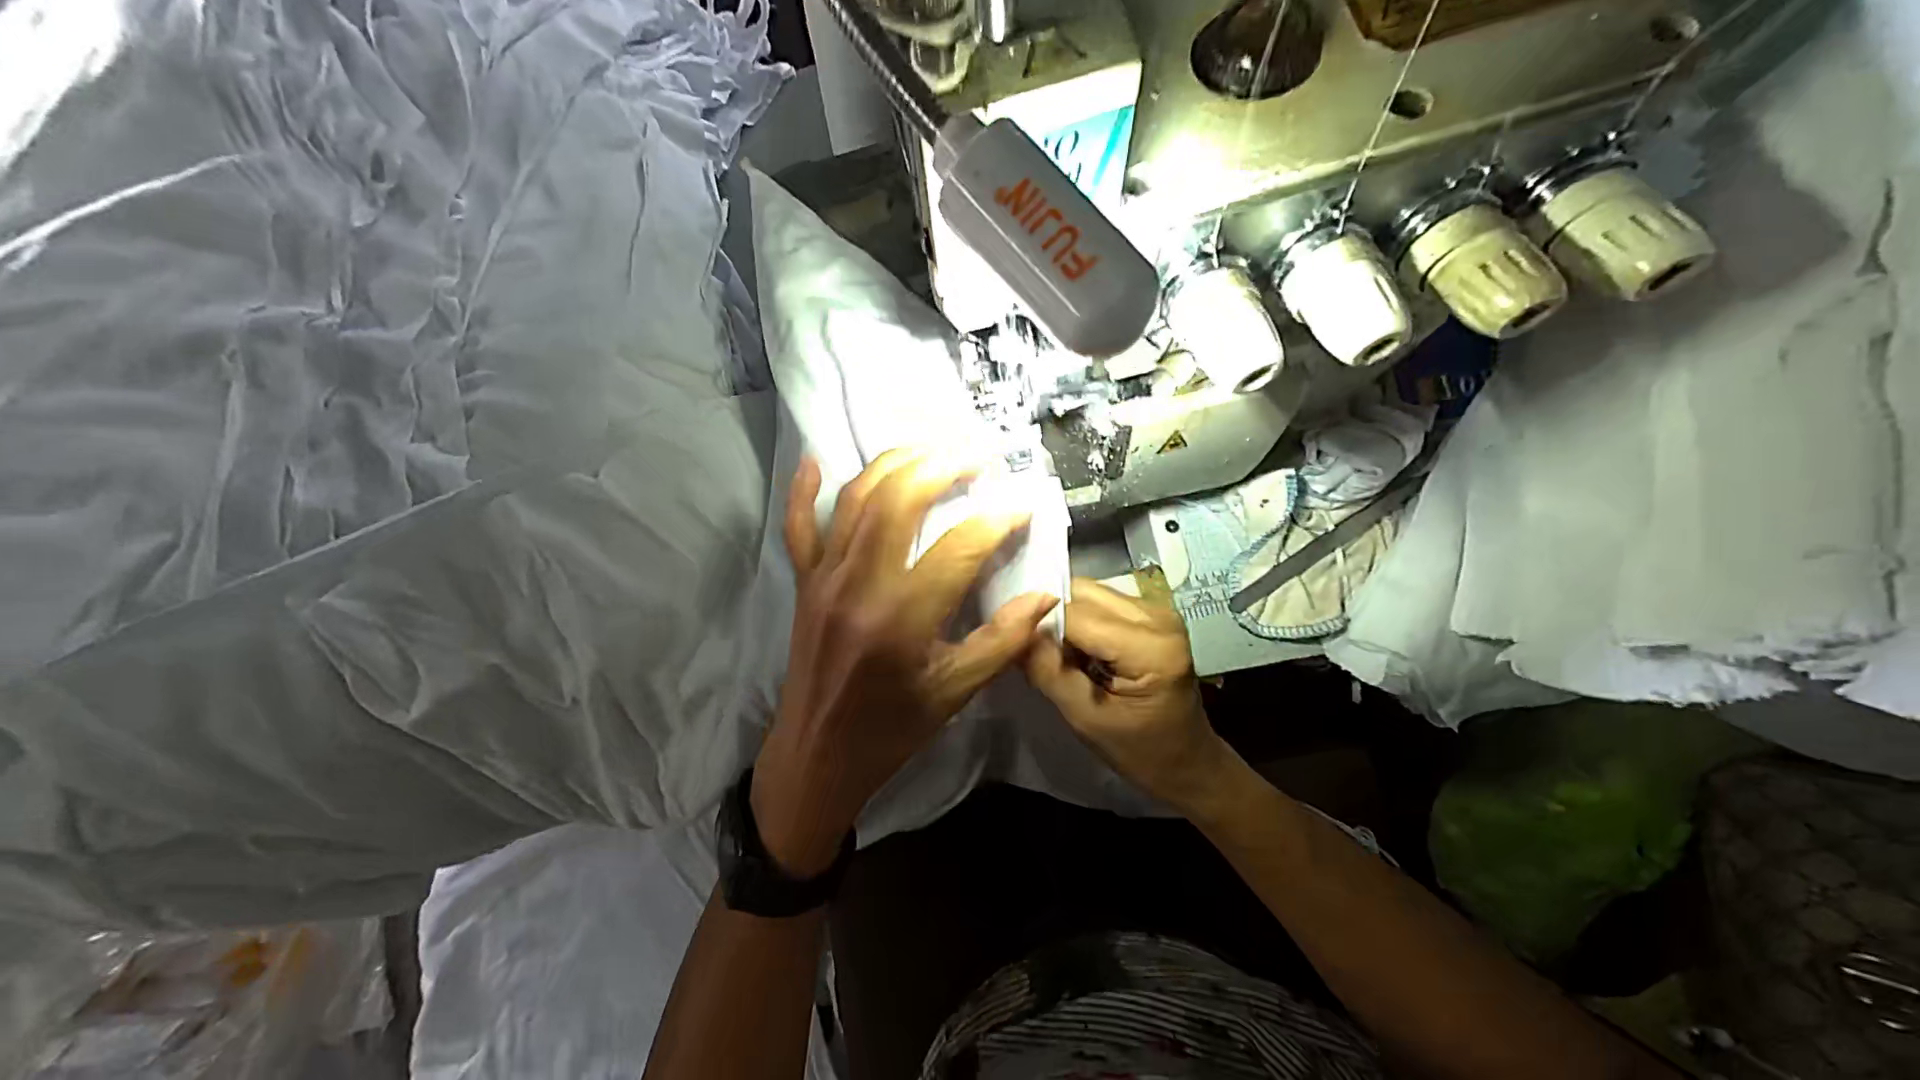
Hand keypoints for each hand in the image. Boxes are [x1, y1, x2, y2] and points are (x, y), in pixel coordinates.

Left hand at [754, 450, 1058, 875]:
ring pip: (854, 500)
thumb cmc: (892, 729)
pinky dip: (804, 490)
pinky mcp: (804, 583)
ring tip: (929, 447)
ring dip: (892, 464)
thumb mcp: (955, 693)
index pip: (959, 546)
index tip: (1023, 506)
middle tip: (977, 453)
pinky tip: (817, 458)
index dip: (998, 519)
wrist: (817, 753)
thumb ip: (1003, 642)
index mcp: (903, 618)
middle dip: (942, 467)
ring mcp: (824, 578)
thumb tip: (1045, 596)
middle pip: (899, 501)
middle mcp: (859, 584)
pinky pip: (798, 527)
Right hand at [1024, 578, 1236, 817]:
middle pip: (1081, 593)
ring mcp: (1157, 609)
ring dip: (1065, 618)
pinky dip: (1080, 620)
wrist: (1187, 760)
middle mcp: (1158, 615)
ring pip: (1088, 592)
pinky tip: (1078, 651)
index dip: (1039, 628)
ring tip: (1058, 655)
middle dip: (1051, 618)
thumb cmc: (1140, 751)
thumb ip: (1049, 672)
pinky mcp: (1151, 612)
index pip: (1075, 614)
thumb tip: (1016, 632)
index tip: (1017, 651)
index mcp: (1150, 646)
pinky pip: (1100, 601)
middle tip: (1036, 654)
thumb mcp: (1086, 719)